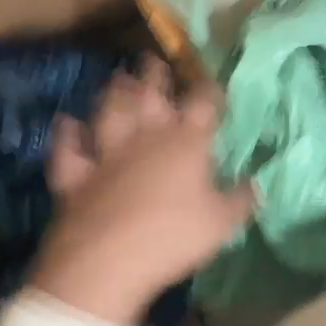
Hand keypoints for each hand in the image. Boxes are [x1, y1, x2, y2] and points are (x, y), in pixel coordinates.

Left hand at [29, 55, 254, 325]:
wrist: (102, 267)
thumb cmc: (170, 238)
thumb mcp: (221, 223)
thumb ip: (241, 200)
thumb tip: (259, 185)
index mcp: (187, 142)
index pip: (203, 103)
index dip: (209, 89)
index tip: (213, 82)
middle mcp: (148, 138)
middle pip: (151, 96)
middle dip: (154, 75)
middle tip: (152, 58)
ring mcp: (107, 156)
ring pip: (110, 114)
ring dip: (113, 95)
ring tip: (117, 79)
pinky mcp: (75, 179)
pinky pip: (68, 151)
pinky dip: (66, 135)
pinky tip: (66, 121)